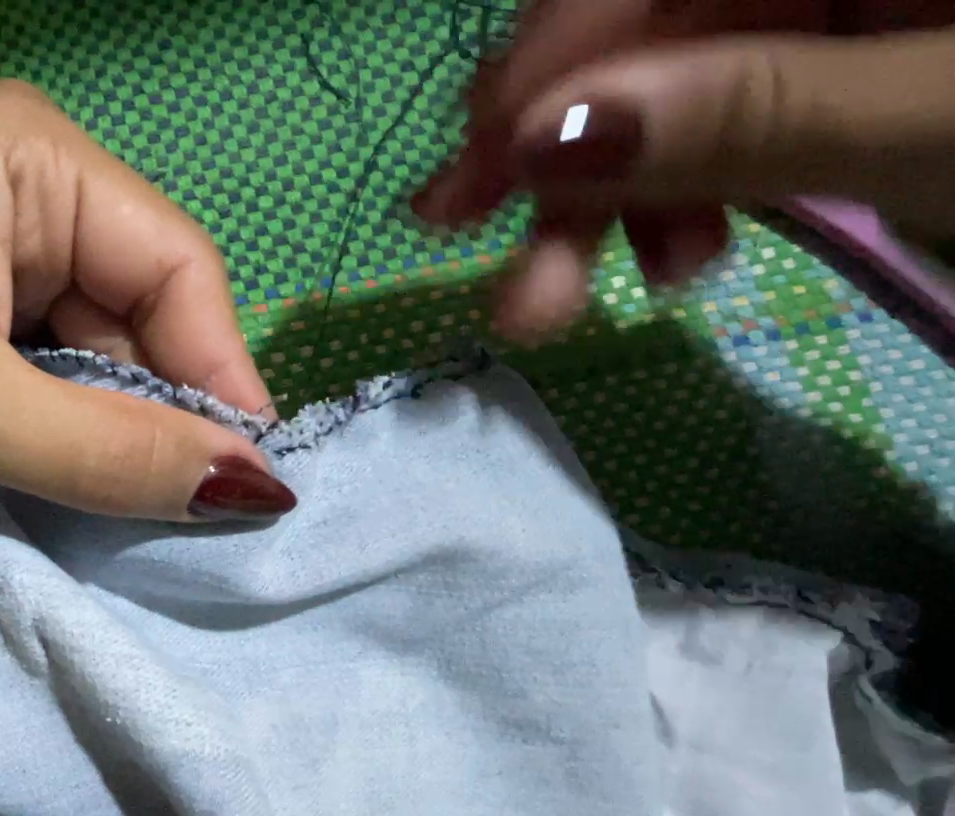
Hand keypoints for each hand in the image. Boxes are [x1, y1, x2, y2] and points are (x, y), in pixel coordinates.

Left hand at [0, 81, 294, 522]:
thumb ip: (104, 447)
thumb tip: (246, 487)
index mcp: (27, 155)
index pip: (170, 260)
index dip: (217, 365)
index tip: (247, 466)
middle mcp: (27, 183)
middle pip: (143, 303)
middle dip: (163, 401)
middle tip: (187, 492)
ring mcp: (5, 243)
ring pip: (108, 341)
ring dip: (121, 418)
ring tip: (129, 484)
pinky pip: (64, 361)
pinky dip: (78, 418)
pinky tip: (81, 459)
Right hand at [412, 0, 954, 341]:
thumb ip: (756, 117)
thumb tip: (545, 136)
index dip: (555, 53)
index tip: (468, 173)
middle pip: (654, 13)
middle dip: (555, 144)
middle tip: (470, 245)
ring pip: (665, 75)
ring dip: (595, 196)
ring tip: (567, 293)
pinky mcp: (842, 48)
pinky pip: (709, 110)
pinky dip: (665, 194)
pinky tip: (669, 254)